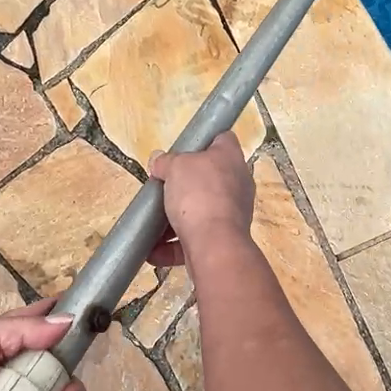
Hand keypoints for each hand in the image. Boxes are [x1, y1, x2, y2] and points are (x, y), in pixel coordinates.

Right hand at [147, 133, 255, 267]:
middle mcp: (237, 183)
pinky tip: (154, 251)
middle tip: (164, 186)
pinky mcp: (224, 241)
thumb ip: (166, 162)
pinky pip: (196, 238)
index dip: (204, 141)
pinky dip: (175, 245)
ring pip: (201, 210)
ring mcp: (232, 214)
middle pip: (209, 177)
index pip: (223, 139)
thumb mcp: (175, 167)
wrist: (214, 246)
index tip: (184, 150)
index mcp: (230, 158)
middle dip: (184, 185)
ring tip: (152, 224)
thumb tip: (159, 161)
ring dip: (176, 219)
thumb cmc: (198, 194)